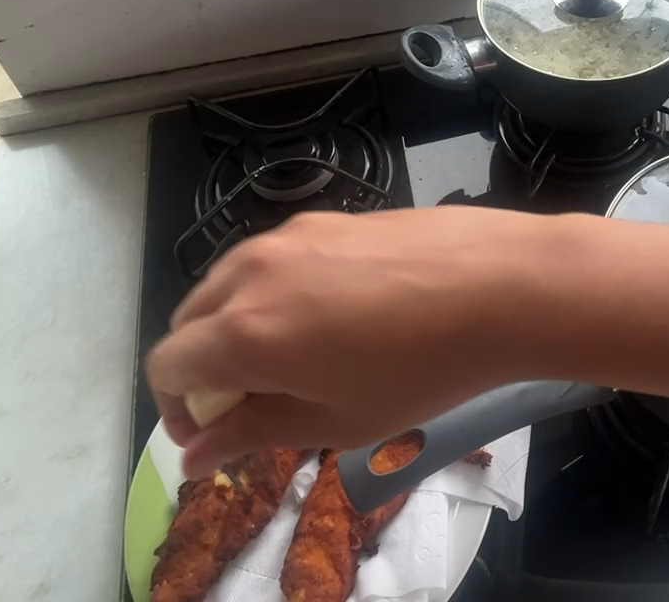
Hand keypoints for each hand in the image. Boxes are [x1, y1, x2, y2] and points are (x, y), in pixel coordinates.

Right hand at [145, 206, 556, 477]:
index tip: (219, 431)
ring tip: (298, 353)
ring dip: (239, 321)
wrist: (501, 282)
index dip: (179, 407)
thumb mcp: (335, 420)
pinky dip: (279, 288)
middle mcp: (256, 267)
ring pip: (234, 280)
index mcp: (243, 326)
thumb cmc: (421, 368)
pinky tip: (338, 310)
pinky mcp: (336, 215)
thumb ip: (252, 432)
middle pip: (192, 316)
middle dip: (204, 363)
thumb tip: (196, 453)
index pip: (167, 364)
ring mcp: (298, 232)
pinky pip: (281, 256)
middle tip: (256, 397)